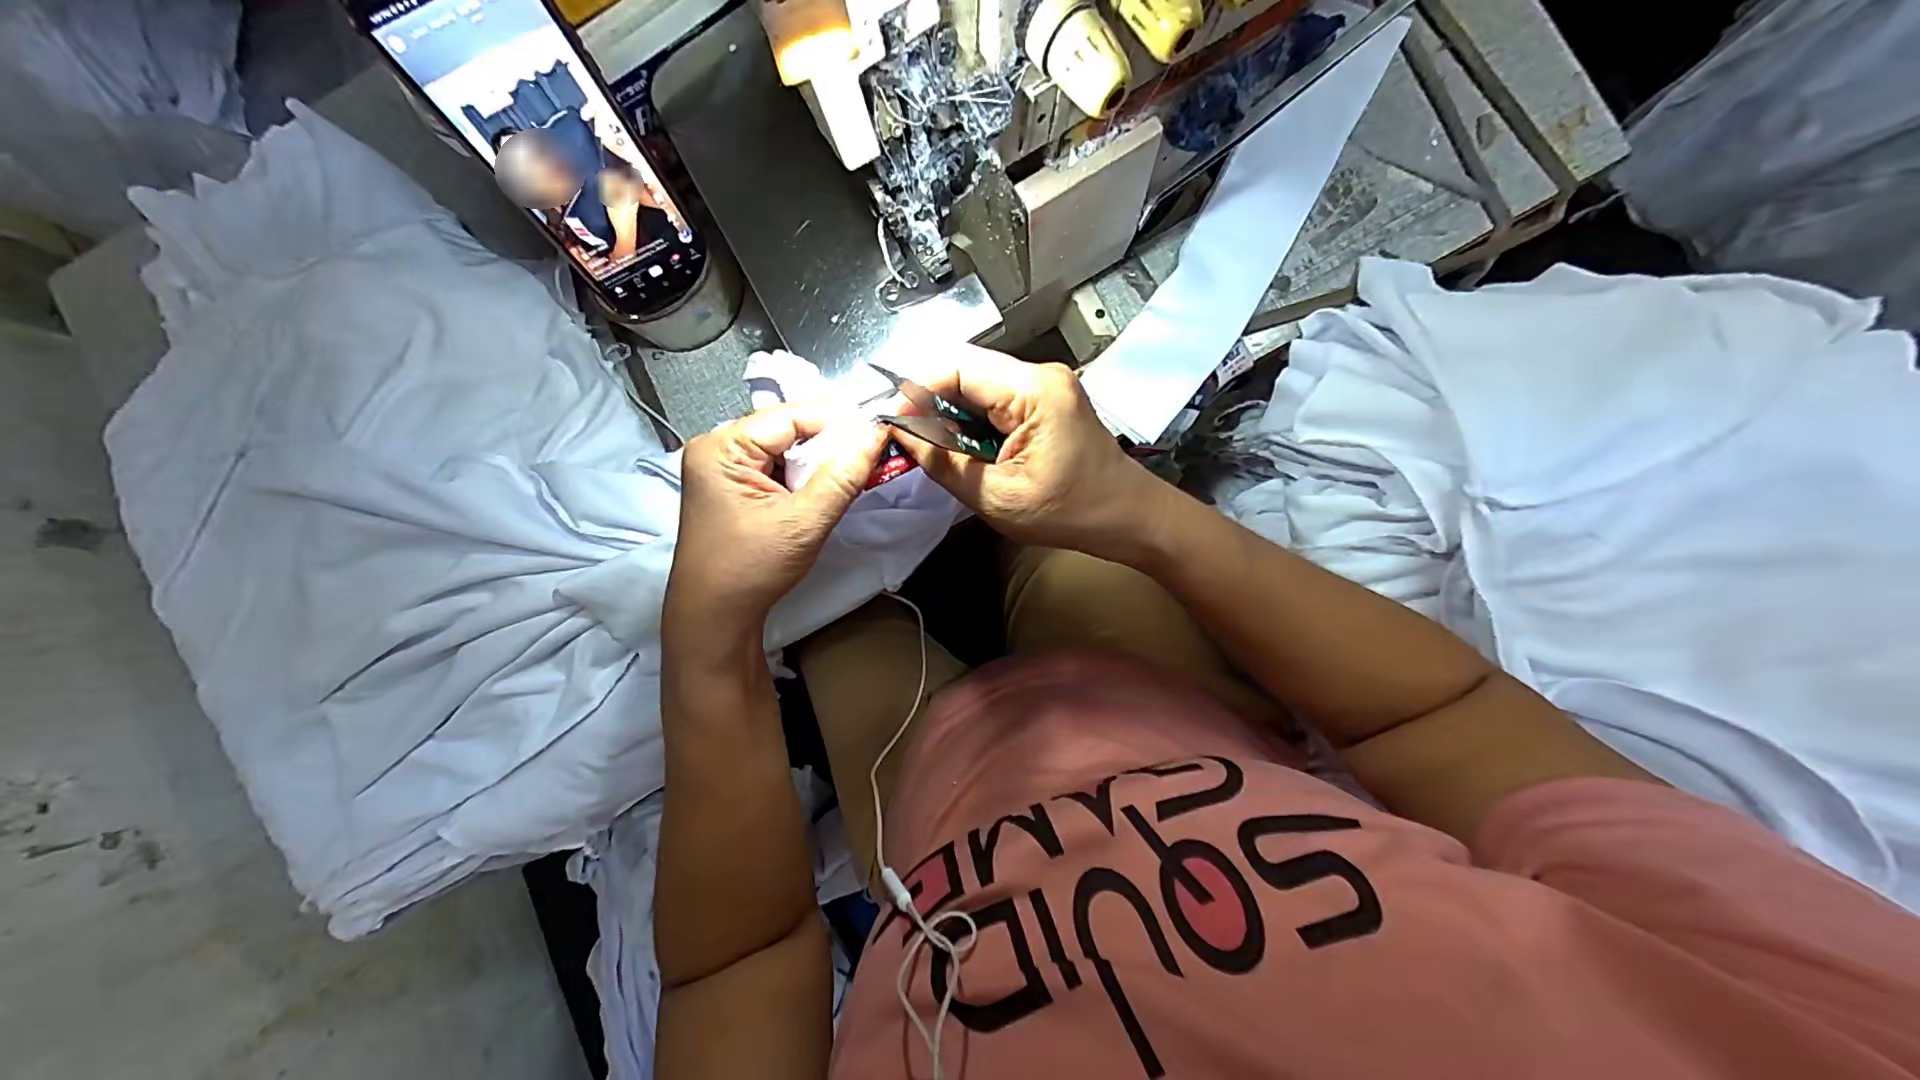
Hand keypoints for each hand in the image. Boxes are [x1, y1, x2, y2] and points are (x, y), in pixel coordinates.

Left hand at [666, 407, 888, 638]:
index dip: (836, 421)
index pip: (790, 417)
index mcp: (721, 449)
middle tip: (871, 452)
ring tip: (852, 473)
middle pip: (788, 429)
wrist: (716, 618)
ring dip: (820, 462)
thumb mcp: (804, 522)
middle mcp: (717, 450)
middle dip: (830, 443)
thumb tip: (874, 434)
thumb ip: (842, 476)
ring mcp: (725, 469)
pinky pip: (779, 468)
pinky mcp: (736, 488)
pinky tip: (826, 489)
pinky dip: (806, 476)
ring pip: (787, 449)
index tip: (877, 428)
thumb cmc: (748, 572)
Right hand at [888, 345, 1174, 563]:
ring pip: (977, 388)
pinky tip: (970, 453)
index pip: (955, 368)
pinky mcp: (1045, 401)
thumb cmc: (1075, 512)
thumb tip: (903, 436)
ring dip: (952, 418)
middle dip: (932, 408)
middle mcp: (1040, 376)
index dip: (916, 393)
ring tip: (943, 454)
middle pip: (965, 374)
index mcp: (1034, 391)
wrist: (1129, 517)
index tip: (896, 424)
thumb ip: (944, 462)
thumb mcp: (998, 497)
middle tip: (913, 444)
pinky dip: (974, 425)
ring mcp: (1045, 386)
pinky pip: (995, 402)